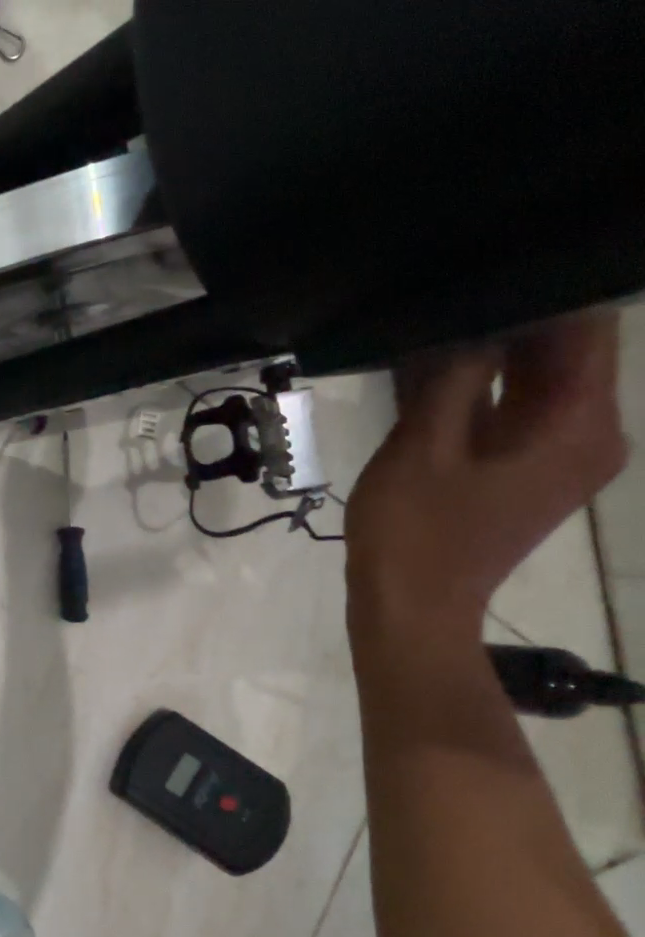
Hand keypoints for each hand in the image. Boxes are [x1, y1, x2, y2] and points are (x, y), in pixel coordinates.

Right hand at [346, 310, 626, 630]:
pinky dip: (494, 385)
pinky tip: (447, 366)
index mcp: (578, 427)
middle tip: (458, 284)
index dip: (550, 295)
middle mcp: (592, 435)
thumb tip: (474, 325)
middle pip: (573, 355)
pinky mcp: (532, 468)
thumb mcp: (421, 449)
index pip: (587, 335)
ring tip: (446, 317)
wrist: (412, 606)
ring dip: (504, 351)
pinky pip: (525, 408)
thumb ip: (452, 381)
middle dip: (522, 319)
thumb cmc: (414, 531)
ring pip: (547, 380)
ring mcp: (564, 454)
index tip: (498, 264)